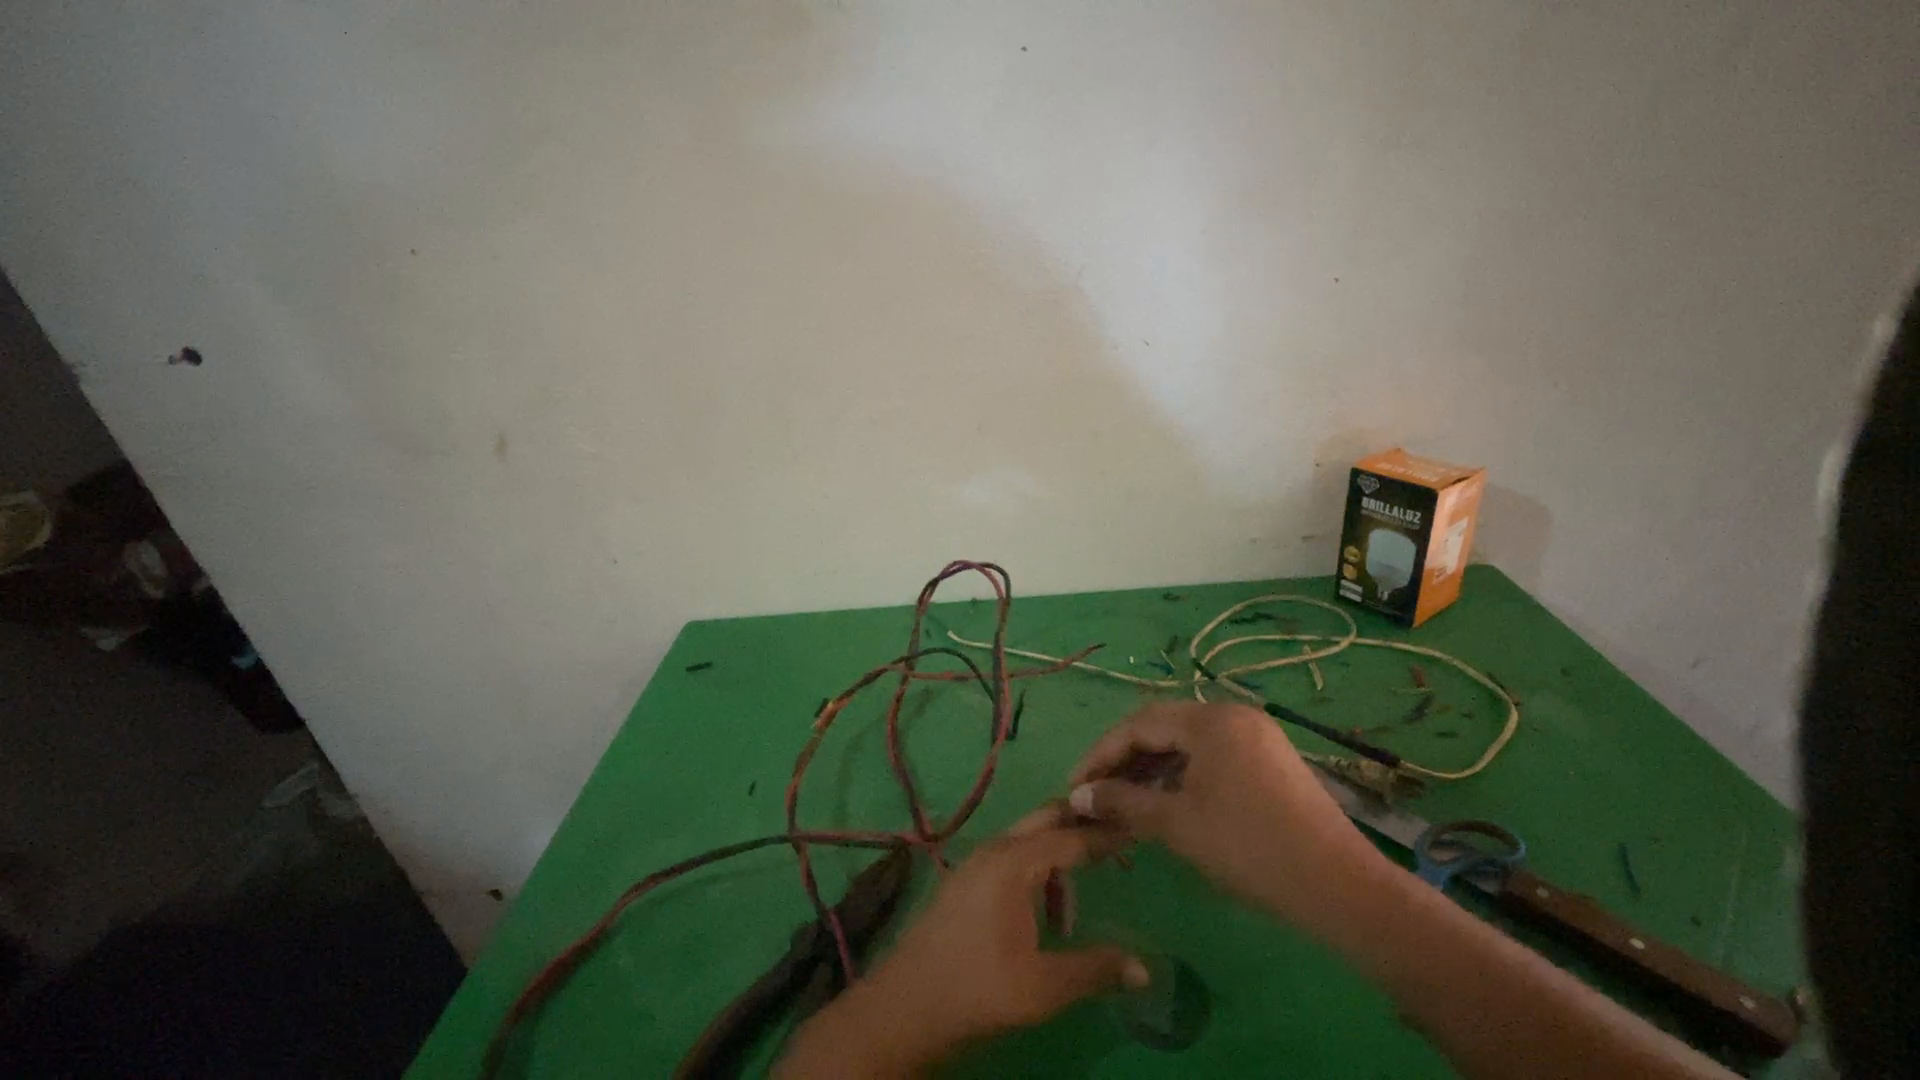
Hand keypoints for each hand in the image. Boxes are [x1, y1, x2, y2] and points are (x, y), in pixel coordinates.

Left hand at [776, 810, 1148, 1077]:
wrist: (904, 1007)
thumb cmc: (977, 990)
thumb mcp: (1044, 986)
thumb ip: (1096, 970)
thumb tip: (1146, 968)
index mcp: (1013, 862)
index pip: (1071, 836)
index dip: (1107, 835)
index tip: (1139, 828)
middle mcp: (993, 850)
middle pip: (1046, 822)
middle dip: (1080, 830)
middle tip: (1117, 848)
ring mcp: (974, 863)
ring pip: (1027, 843)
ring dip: (1055, 862)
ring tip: (1070, 916)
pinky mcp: (963, 882)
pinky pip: (1009, 860)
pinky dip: (1034, 874)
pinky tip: (1040, 919)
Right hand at [1067, 702, 1393, 935]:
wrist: (1337, 885)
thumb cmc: (1247, 846)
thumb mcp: (1176, 823)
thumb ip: (1123, 802)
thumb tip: (1079, 795)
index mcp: (1211, 720)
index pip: (1139, 724)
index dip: (1100, 754)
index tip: (1073, 785)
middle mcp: (1234, 716)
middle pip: (1163, 727)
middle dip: (1124, 758)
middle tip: (1095, 791)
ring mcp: (1257, 738)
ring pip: (1188, 743)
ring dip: (1151, 768)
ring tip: (1124, 800)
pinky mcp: (1270, 762)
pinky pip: (1212, 757)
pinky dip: (1182, 775)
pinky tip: (1166, 802)